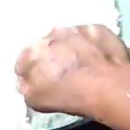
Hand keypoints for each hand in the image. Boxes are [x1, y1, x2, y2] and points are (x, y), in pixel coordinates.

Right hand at [15, 25, 129, 118]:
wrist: (106, 86)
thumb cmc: (66, 96)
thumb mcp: (34, 100)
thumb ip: (25, 86)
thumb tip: (25, 80)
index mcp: (32, 52)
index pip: (24, 61)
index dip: (31, 72)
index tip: (40, 81)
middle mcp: (51, 35)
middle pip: (47, 46)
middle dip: (52, 56)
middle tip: (62, 73)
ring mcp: (76, 29)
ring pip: (68, 38)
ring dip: (71, 47)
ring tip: (81, 64)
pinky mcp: (98, 28)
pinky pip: (90, 36)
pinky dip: (91, 44)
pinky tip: (97, 58)